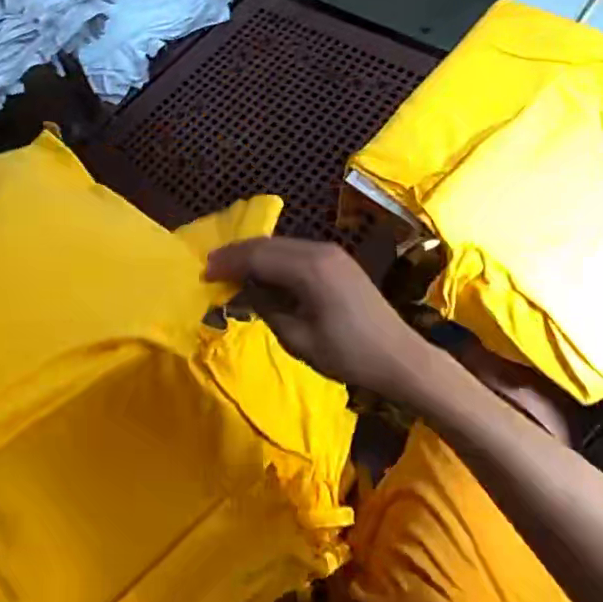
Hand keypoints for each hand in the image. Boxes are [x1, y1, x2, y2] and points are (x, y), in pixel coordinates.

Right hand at [205, 238, 432, 399]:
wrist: (398, 357)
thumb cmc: (348, 354)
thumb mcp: (298, 338)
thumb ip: (266, 308)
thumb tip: (243, 291)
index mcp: (309, 268)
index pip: (258, 256)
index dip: (228, 262)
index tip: (204, 272)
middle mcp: (319, 250)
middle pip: (268, 245)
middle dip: (238, 254)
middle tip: (211, 268)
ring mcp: (332, 252)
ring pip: (283, 245)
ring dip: (256, 256)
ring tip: (232, 272)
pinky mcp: (339, 260)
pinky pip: (298, 252)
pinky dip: (276, 260)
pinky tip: (265, 275)